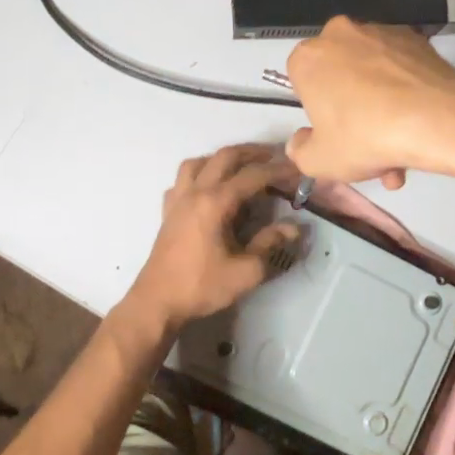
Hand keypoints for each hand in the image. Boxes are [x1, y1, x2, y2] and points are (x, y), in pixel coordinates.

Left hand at [123, 144, 300, 329]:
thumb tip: (293, 228)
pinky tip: (209, 189)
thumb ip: (270, 243)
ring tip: (241, 168)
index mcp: (215, 202)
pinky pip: (182, 180)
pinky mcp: (168, 212)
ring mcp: (178, 200)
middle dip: (252, 153)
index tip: (297, 170)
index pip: (252, 176)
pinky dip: (199, 175)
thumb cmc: (202, 286)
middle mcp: (195, 192)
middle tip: (274, 157)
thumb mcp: (246, 270)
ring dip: (222, 159)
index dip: (277, 170)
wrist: (157, 302)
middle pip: (224, 157)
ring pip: (199, 162)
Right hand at [283, 16, 454, 188]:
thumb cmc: (364, 137)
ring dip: (382, 111)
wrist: (435, 119)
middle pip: (340, 78)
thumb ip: (300, 152)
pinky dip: (405, 95)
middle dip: (353, 113)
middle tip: (369, 148)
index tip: (334, 133)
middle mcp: (341, 34)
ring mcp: (382, 32)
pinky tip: (417, 130)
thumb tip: (301, 141)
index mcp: (309, 57)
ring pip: (373, 77)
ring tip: (400, 155)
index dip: (317, 112)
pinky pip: (401, 71)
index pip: (301, 81)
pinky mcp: (417, 38)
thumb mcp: (319, 162)